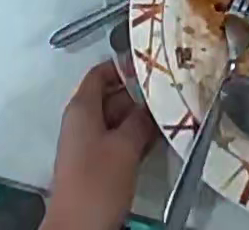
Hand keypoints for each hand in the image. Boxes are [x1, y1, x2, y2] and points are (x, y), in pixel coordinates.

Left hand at [42, 61, 156, 229]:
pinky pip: (115, 140)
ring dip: (138, 118)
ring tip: (166, 116)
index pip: (101, 72)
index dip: (123, 67)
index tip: (148, 66)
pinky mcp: (94, 164)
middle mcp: (81, 120)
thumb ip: (140, 120)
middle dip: (137, 95)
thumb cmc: (97, 183)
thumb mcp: (125, 147)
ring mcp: (86, 143)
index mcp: (82, 107)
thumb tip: (151, 105)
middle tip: (165, 94)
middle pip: (110, 95)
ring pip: (115, 119)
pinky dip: (132, 137)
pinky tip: (154, 141)